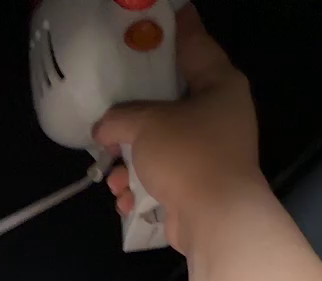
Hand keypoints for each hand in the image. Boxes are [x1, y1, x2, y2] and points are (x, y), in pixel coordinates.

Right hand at [94, 4, 262, 254]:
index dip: (173, 29)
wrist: (213, 218)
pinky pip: (158, 179)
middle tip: (108, 120)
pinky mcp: (194, 186)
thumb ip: (119, 118)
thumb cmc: (188, 156)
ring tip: (113, 177)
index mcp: (218, 84)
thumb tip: (103, 129)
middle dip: (132, 120)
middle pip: (166, 104)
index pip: (193, 44)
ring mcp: (207, 153)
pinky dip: (138, 190)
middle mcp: (217, 115)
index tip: (158, 17)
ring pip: (157, 147)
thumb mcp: (147, 124)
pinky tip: (126, 201)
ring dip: (128, 165)